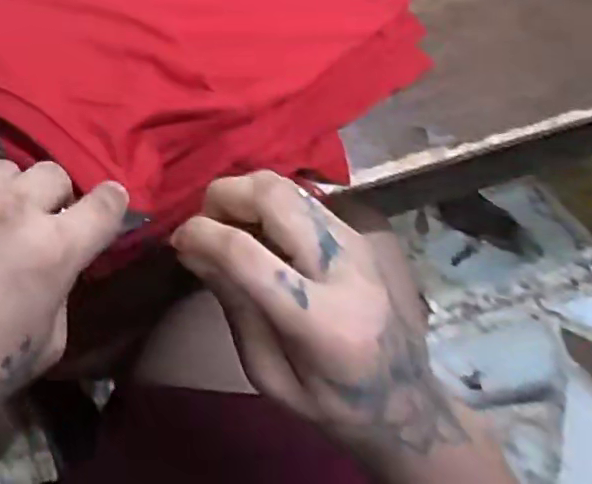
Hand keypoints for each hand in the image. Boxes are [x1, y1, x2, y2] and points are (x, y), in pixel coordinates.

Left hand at [0, 161, 129, 468]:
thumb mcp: (49, 338)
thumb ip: (61, 281)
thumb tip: (57, 250)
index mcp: (54, 249)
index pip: (103, 205)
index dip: (110, 201)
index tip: (109, 197)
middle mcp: (15, 206)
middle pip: (52, 172)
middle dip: (51, 195)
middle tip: (34, 220)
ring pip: (5, 167)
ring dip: (5, 190)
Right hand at [170, 172, 498, 478]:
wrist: (412, 408)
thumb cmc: (332, 403)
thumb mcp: (268, 373)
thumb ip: (231, 304)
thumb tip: (191, 248)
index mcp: (323, 321)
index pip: (243, 251)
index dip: (199, 234)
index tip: (179, 242)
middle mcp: (345, 271)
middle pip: (269, 195)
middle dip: (222, 197)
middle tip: (207, 223)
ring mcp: (357, 245)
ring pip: (282, 184)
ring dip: (242, 194)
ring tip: (231, 224)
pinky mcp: (357, 234)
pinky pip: (296, 193)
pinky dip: (263, 200)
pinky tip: (259, 230)